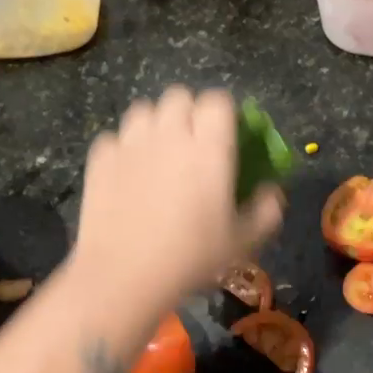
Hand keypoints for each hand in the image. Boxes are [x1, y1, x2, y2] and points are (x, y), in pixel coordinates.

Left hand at [69, 86, 284, 324]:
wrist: (123, 276)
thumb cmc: (190, 258)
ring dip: (155, 124)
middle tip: (193, 142)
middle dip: (188, 112)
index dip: (223, 111)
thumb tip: (272, 192)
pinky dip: (125, 147)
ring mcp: (131, 143)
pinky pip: (116, 137)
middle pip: (179, 96)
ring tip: (159, 152)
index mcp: (209, 148)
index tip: (226, 132)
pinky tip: (129, 172)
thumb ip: (266, 211)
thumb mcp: (242, 242)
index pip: (217, 101)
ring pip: (144, 110)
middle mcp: (170, 135)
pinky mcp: (100, 158)